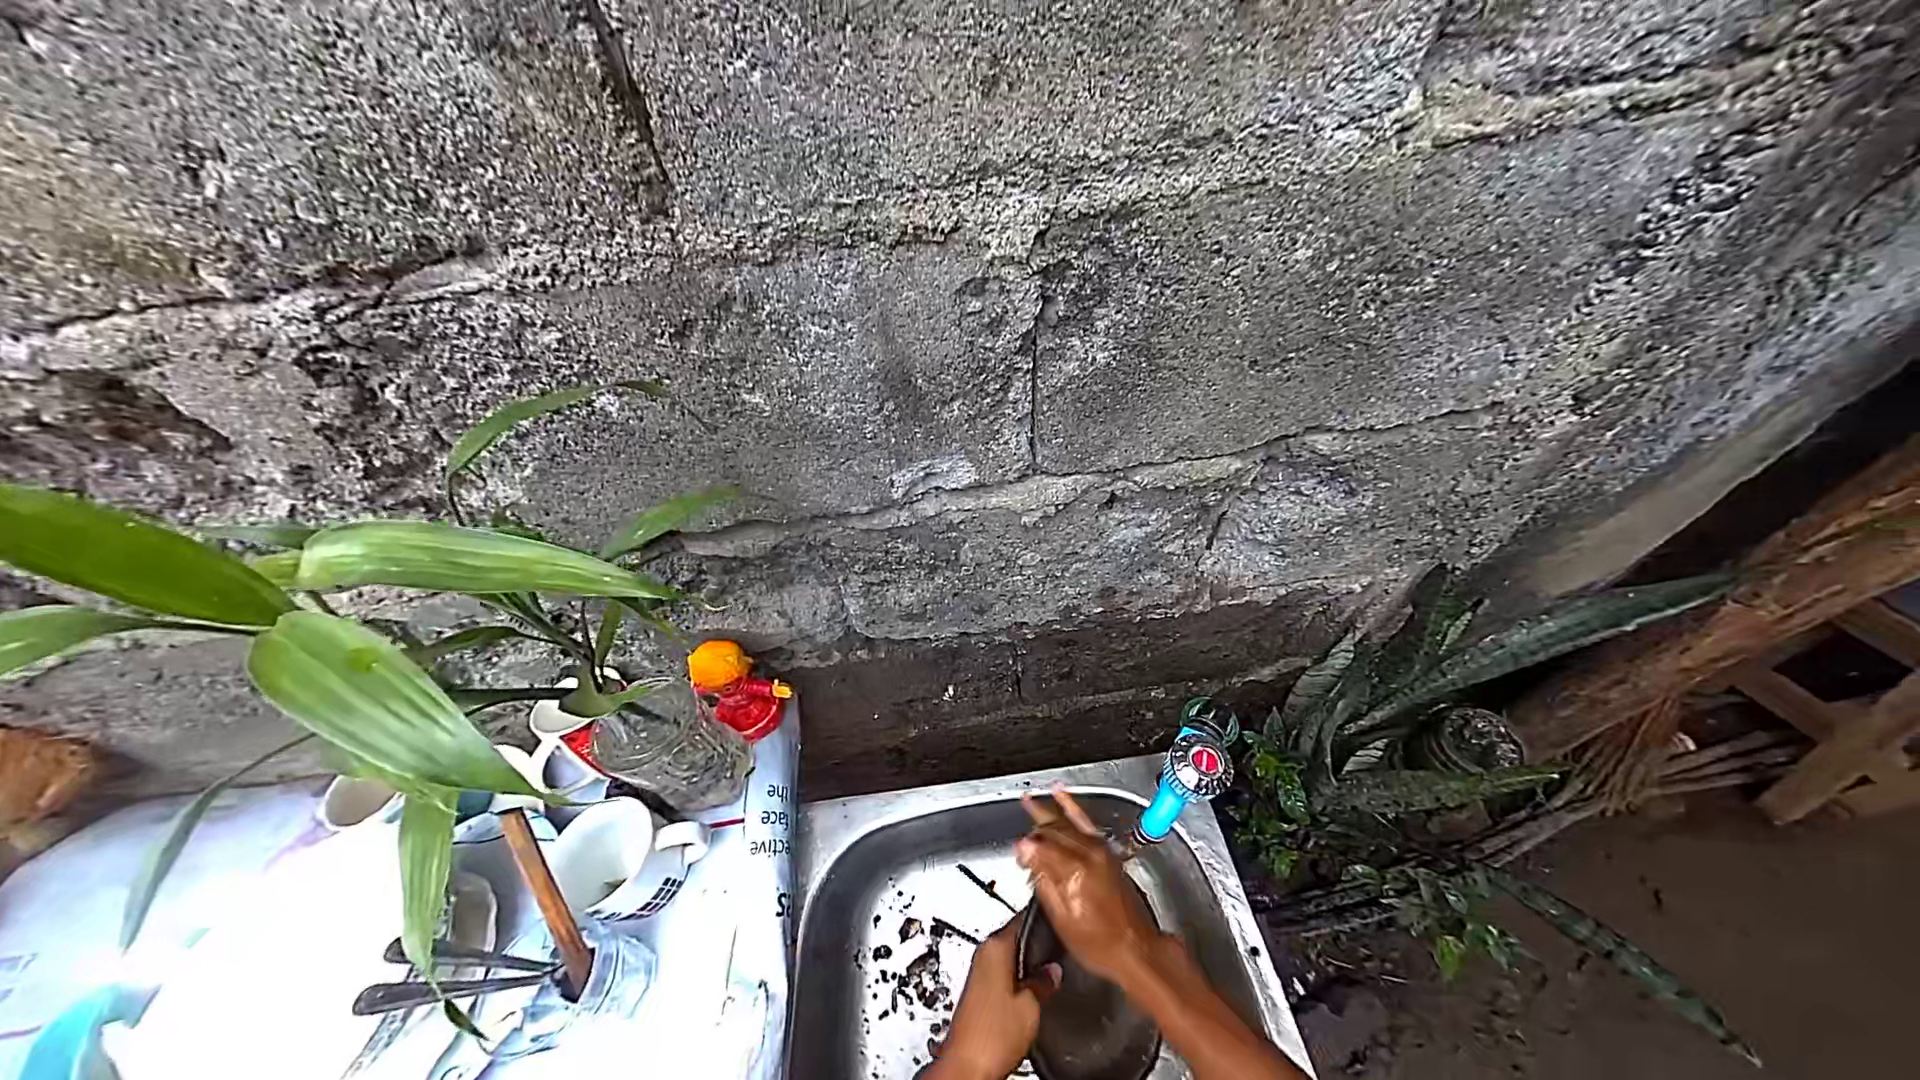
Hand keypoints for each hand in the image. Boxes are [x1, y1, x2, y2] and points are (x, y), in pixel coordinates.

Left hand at [928, 917, 1058, 1079]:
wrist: (967, 1068)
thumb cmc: (989, 1036)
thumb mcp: (1030, 1007)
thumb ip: (1044, 982)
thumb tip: (1053, 971)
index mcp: (995, 946)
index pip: (1023, 920)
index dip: (1044, 922)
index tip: (1059, 923)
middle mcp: (984, 954)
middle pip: (1017, 938)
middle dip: (1038, 947)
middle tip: (1060, 953)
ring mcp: (980, 973)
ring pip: (1011, 959)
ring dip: (1028, 967)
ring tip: (1049, 977)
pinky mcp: (980, 992)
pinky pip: (1004, 977)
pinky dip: (1018, 983)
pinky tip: (1031, 997)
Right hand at [1015, 785, 1159, 984]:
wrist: (1137, 950)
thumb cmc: (1103, 944)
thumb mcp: (1062, 920)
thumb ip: (1042, 882)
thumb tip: (1027, 857)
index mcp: (1074, 871)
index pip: (1040, 846)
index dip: (1025, 848)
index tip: (1017, 852)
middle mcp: (1088, 854)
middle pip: (1052, 831)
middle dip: (1034, 832)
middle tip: (1021, 839)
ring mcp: (1100, 849)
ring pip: (1066, 823)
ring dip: (1047, 812)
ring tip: (1030, 799)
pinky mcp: (1107, 850)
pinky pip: (1085, 820)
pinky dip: (1072, 805)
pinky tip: (1061, 794)